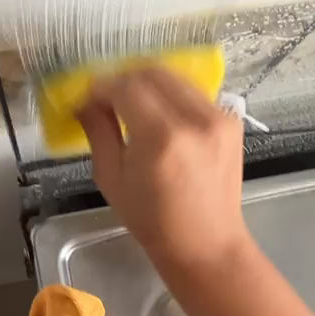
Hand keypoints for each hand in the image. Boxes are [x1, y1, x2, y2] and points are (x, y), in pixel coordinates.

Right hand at [77, 67, 250, 273]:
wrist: (206, 243)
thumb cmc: (153, 221)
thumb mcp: (112, 178)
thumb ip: (98, 131)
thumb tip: (84, 101)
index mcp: (162, 137)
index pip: (126, 87)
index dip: (101, 86)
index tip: (86, 96)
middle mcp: (195, 119)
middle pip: (152, 72)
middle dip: (123, 78)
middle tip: (105, 96)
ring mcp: (219, 117)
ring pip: (174, 77)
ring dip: (147, 84)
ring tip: (130, 105)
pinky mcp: (231, 121)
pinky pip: (193, 93)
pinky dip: (171, 96)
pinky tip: (158, 116)